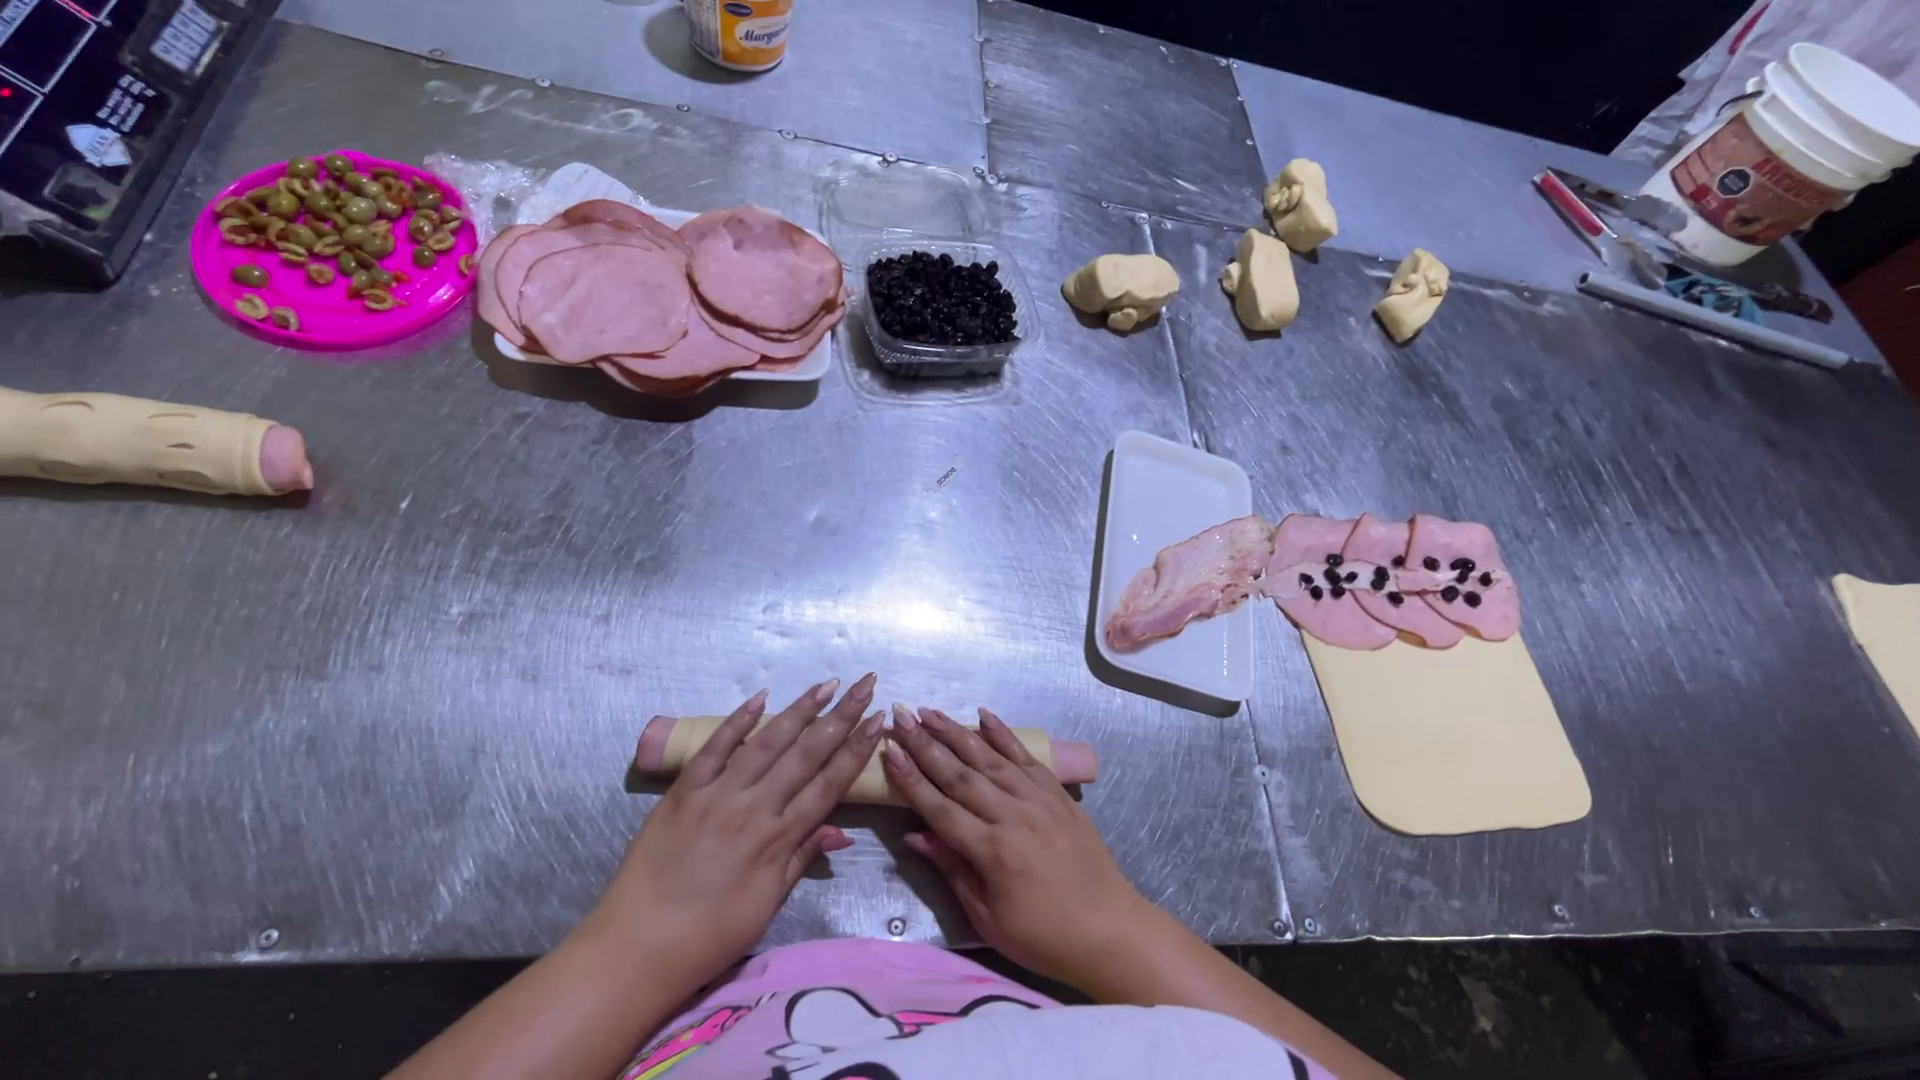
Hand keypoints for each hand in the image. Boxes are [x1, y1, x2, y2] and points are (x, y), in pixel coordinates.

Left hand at [593, 675, 883, 976]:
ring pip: (767, 742)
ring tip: (827, 684)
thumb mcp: (767, 904)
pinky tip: (761, 696)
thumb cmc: (710, 936)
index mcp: (779, 839)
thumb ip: (801, 859)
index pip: (829, 784)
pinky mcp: (683, 790)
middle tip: (865, 684)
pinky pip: (715, 747)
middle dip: (841, 716)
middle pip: (806, 753)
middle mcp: (754, 807)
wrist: (638, 946)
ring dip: (800, 709)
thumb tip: (841, 833)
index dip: (857, 749)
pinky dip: (738, 720)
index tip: (878, 720)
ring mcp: (717, 794)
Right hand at [882, 705, 1157, 988]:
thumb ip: (952, 869)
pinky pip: (1025, 756)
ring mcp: (1039, 800)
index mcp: (992, 850)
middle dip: (925, 744)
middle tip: (900, 716)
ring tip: (929, 712)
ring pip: (989, 757)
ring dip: (956, 732)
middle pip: (960, 774)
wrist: (1109, 929)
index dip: (910, 778)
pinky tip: (983, 715)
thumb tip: (914, 835)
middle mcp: (1014, 815)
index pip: (940, 807)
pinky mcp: (1058, 794)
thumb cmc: (1042, 936)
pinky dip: (1003, 734)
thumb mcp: (988, 916)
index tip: (887, 751)